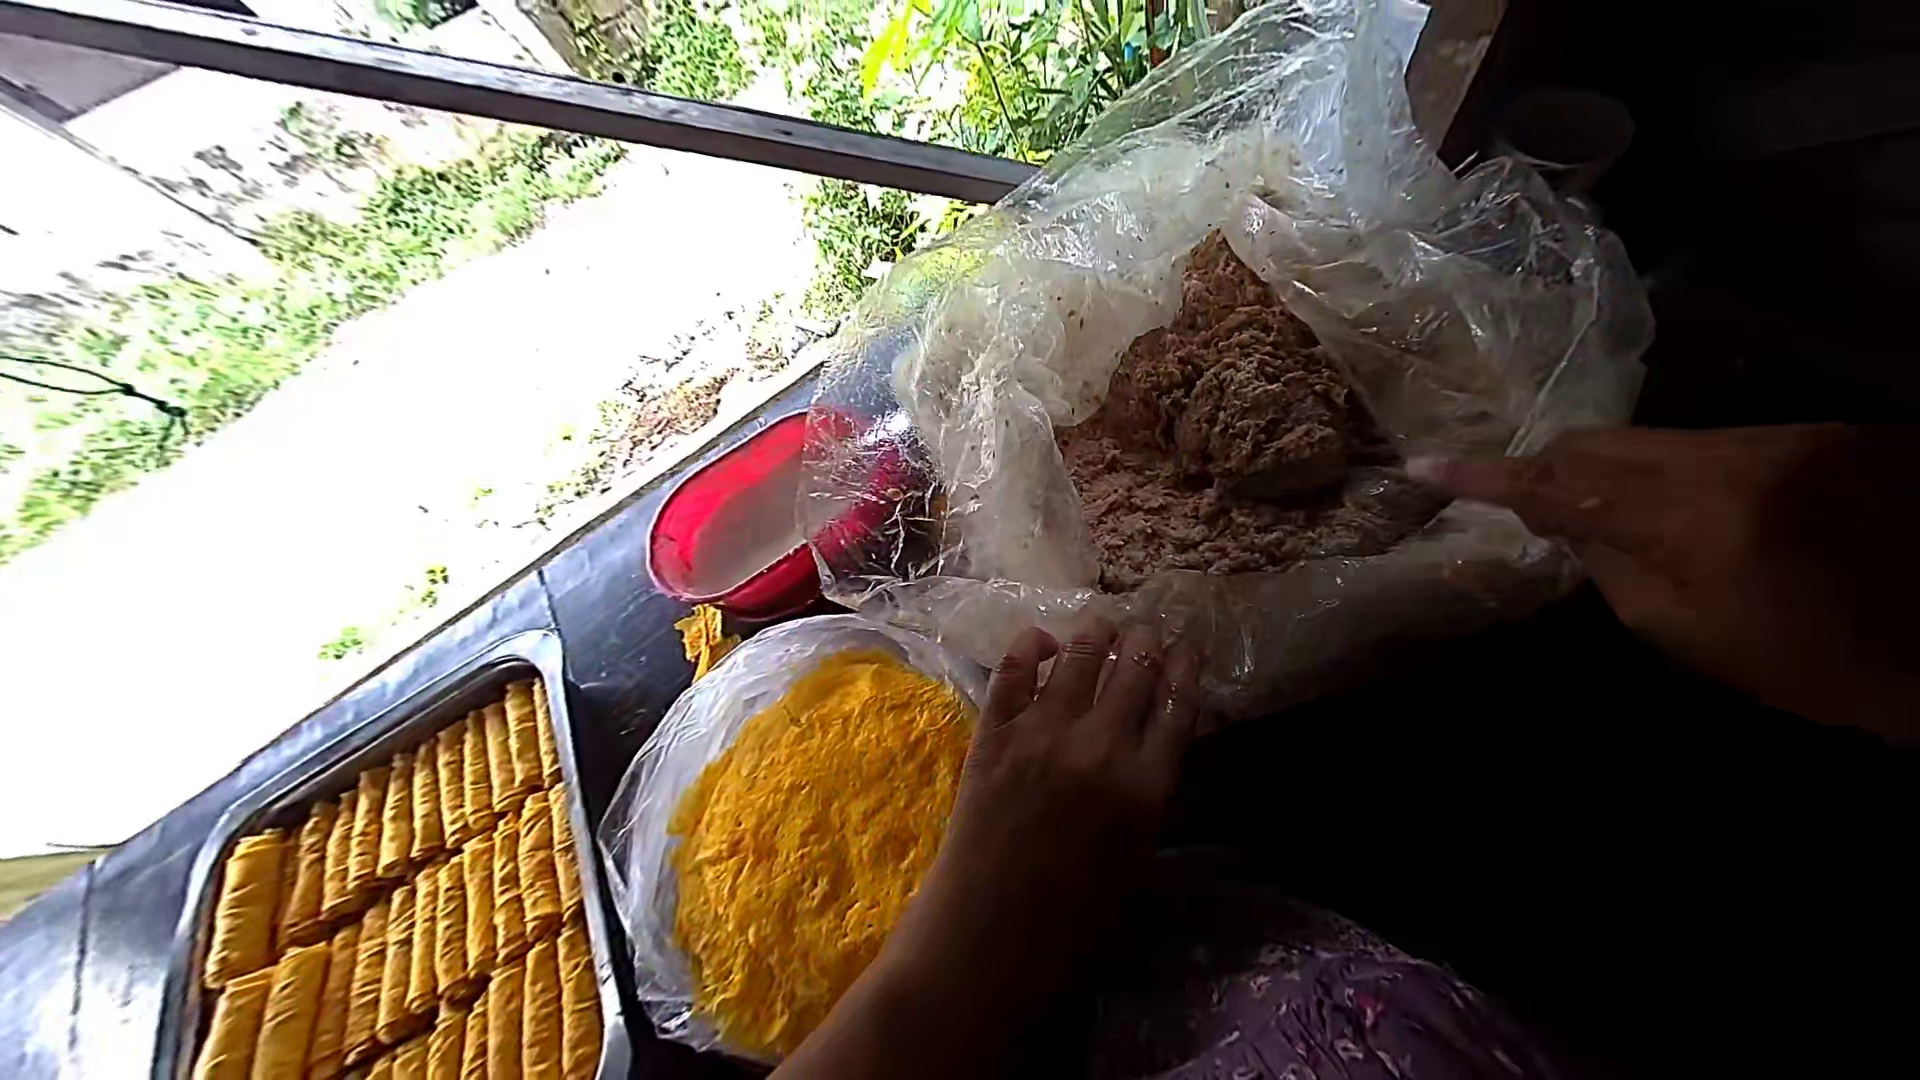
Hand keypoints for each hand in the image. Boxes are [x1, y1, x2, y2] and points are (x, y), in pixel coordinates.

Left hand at [774, 619, 1200, 1078]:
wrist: (988, 930)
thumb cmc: (1072, 913)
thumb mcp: (1134, 854)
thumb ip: (1146, 788)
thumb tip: (1150, 731)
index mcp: (1144, 787)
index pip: (1177, 704)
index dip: (1185, 666)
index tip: (1186, 644)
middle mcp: (1099, 747)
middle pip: (1133, 669)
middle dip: (1145, 639)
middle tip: (1144, 627)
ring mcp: (1041, 733)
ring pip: (1078, 656)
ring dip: (1095, 632)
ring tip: (1102, 623)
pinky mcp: (995, 731)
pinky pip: (1013, 670)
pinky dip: (1030, 645)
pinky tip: (1042, 640)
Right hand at [1413, 425, 1919, 736]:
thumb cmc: (1832, 660)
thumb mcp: (1692, 633)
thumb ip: (1614, 568)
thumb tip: (1572, 527)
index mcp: (1692, 517)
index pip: (1553, 486)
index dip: (1481, 478)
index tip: (1422, 467)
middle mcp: (1732, 460)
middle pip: (1594, 443)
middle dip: (1543, 468)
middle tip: (1522, 507)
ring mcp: (1783, 441)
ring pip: (1646, 440)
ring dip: (1604, 473)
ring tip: (1606, 518)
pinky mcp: (1822, 439)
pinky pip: (1699, 446)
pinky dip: (1661, 474)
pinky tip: (1684, 514)